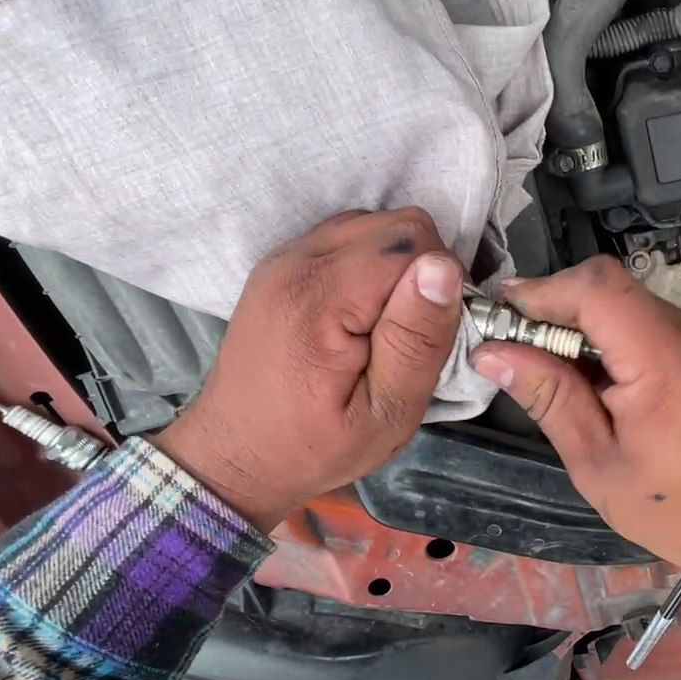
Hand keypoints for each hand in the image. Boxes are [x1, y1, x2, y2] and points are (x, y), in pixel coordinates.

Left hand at [152, 209, 462, 531]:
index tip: (441, 332)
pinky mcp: (282, 265)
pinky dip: (376, 265)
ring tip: (395, 322)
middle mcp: (297, 263)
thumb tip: (443, 268)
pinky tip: (369, 312)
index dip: (445, 282)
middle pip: (397, 224)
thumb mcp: (386, 412)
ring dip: (402, 266)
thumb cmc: (315, 447)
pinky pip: (350, 238)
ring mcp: (285, 258)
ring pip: (375, 225)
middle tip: (422, 330)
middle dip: (428, 269)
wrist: (235, 455)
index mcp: (320, 300)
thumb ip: (416, 339)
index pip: (412, 243)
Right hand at [469, 257, 680, 612]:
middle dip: (560, 311)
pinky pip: (656, 326)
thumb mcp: (598, 464)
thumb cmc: (676, 512)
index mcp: (666, 364)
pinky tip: (607, 385)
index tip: (506, 315)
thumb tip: (493, 353)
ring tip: (565, 377)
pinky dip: (621, 341)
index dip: (545, 290)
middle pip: (614, 290)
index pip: (599, 287)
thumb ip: (549, 398)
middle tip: (523, 351)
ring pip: (633, 305)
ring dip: (589, 328)